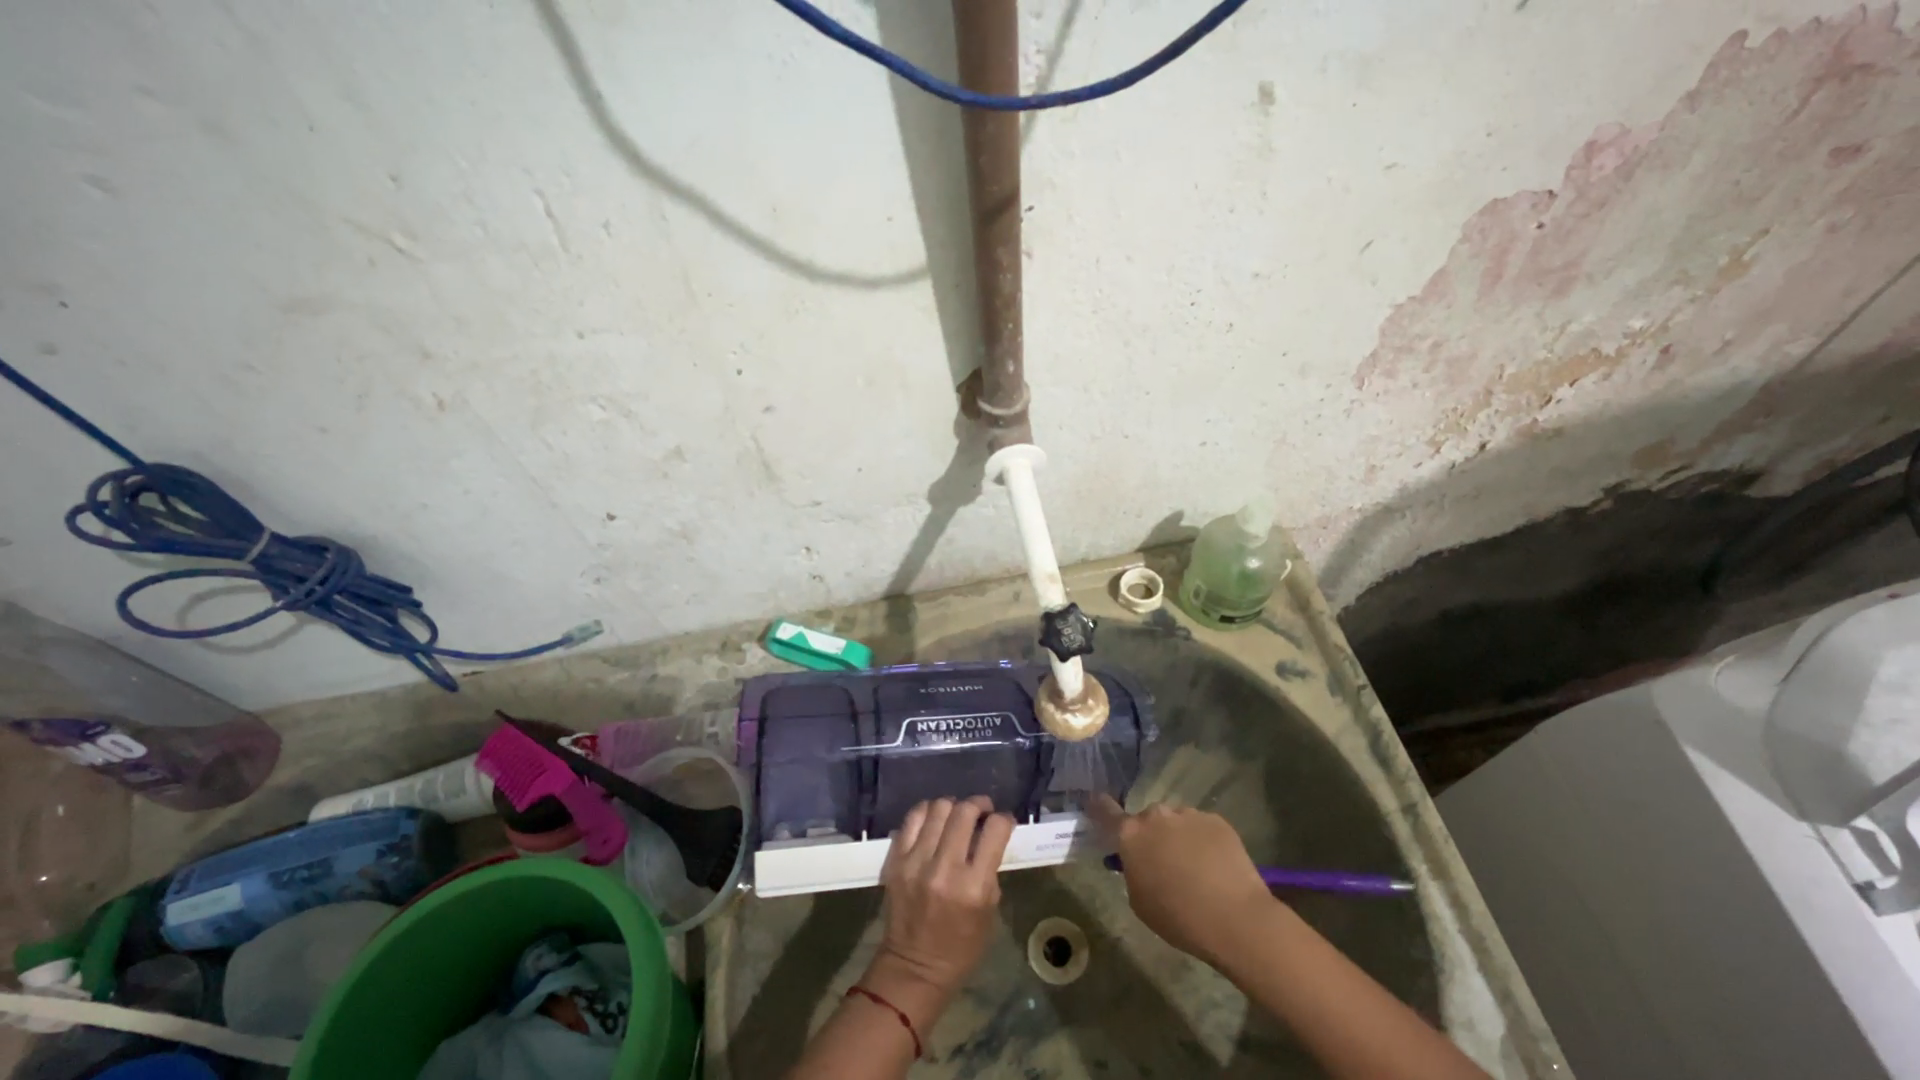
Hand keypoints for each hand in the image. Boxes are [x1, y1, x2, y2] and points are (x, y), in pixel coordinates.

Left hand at [871, 796, 1015, 996]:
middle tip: (982, 811)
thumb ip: (989, 870)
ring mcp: (916, 862)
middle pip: (964, 811)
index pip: (995, 830)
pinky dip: (927, 812)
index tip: (1003, 822)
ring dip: (953, 806)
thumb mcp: (989, 910)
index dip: (1003, 819)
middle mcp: (944, 868)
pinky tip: (934, 819)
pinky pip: (912, 820)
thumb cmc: (961, 946)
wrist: (914, 966)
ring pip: (937, 809)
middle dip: (979, 805)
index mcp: (974, 886)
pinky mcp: (896, 861)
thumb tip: (989, 837)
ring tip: (957, 815)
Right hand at [1089, 795, 1273, 964]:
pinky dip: (1204, 841)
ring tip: (1195, 867)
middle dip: (1152, 835)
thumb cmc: (1178, 916)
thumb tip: (1141, 862)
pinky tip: (1215, 866)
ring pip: (1176, 822)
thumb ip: (1133, 872)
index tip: (1096, 803)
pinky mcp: (1218, 820)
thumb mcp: (1139, 901)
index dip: (1099, 807)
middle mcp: (1157, 816)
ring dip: (1179, 837)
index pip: (1105, 811)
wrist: (1235, 917)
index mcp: (1131, 835)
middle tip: (1163, 861)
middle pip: (1148, 820)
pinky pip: (1202, 827)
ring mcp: (1190, 815)